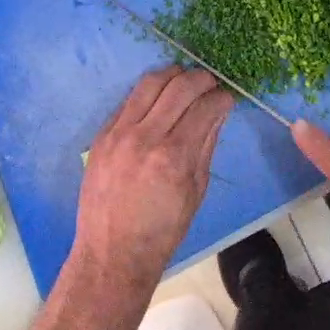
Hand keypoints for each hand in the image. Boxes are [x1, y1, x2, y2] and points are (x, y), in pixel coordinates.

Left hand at [75, 67, 235, 278]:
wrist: (111, 254)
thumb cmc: (162, 231)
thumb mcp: (196, 191)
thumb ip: (206, 145)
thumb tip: (218, 111)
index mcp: (174, 157)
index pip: (205, 107)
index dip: (222, 97)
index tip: (228, 98)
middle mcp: (146, 138)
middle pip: (180, 86)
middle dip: (202, 79)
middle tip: (211, 84)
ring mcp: (119, 134)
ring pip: (150, 83)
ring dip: (173, 75)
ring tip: (185, 79)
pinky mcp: (101, 135)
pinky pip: (128, 100)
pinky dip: (148, 93)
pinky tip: (159, 98)